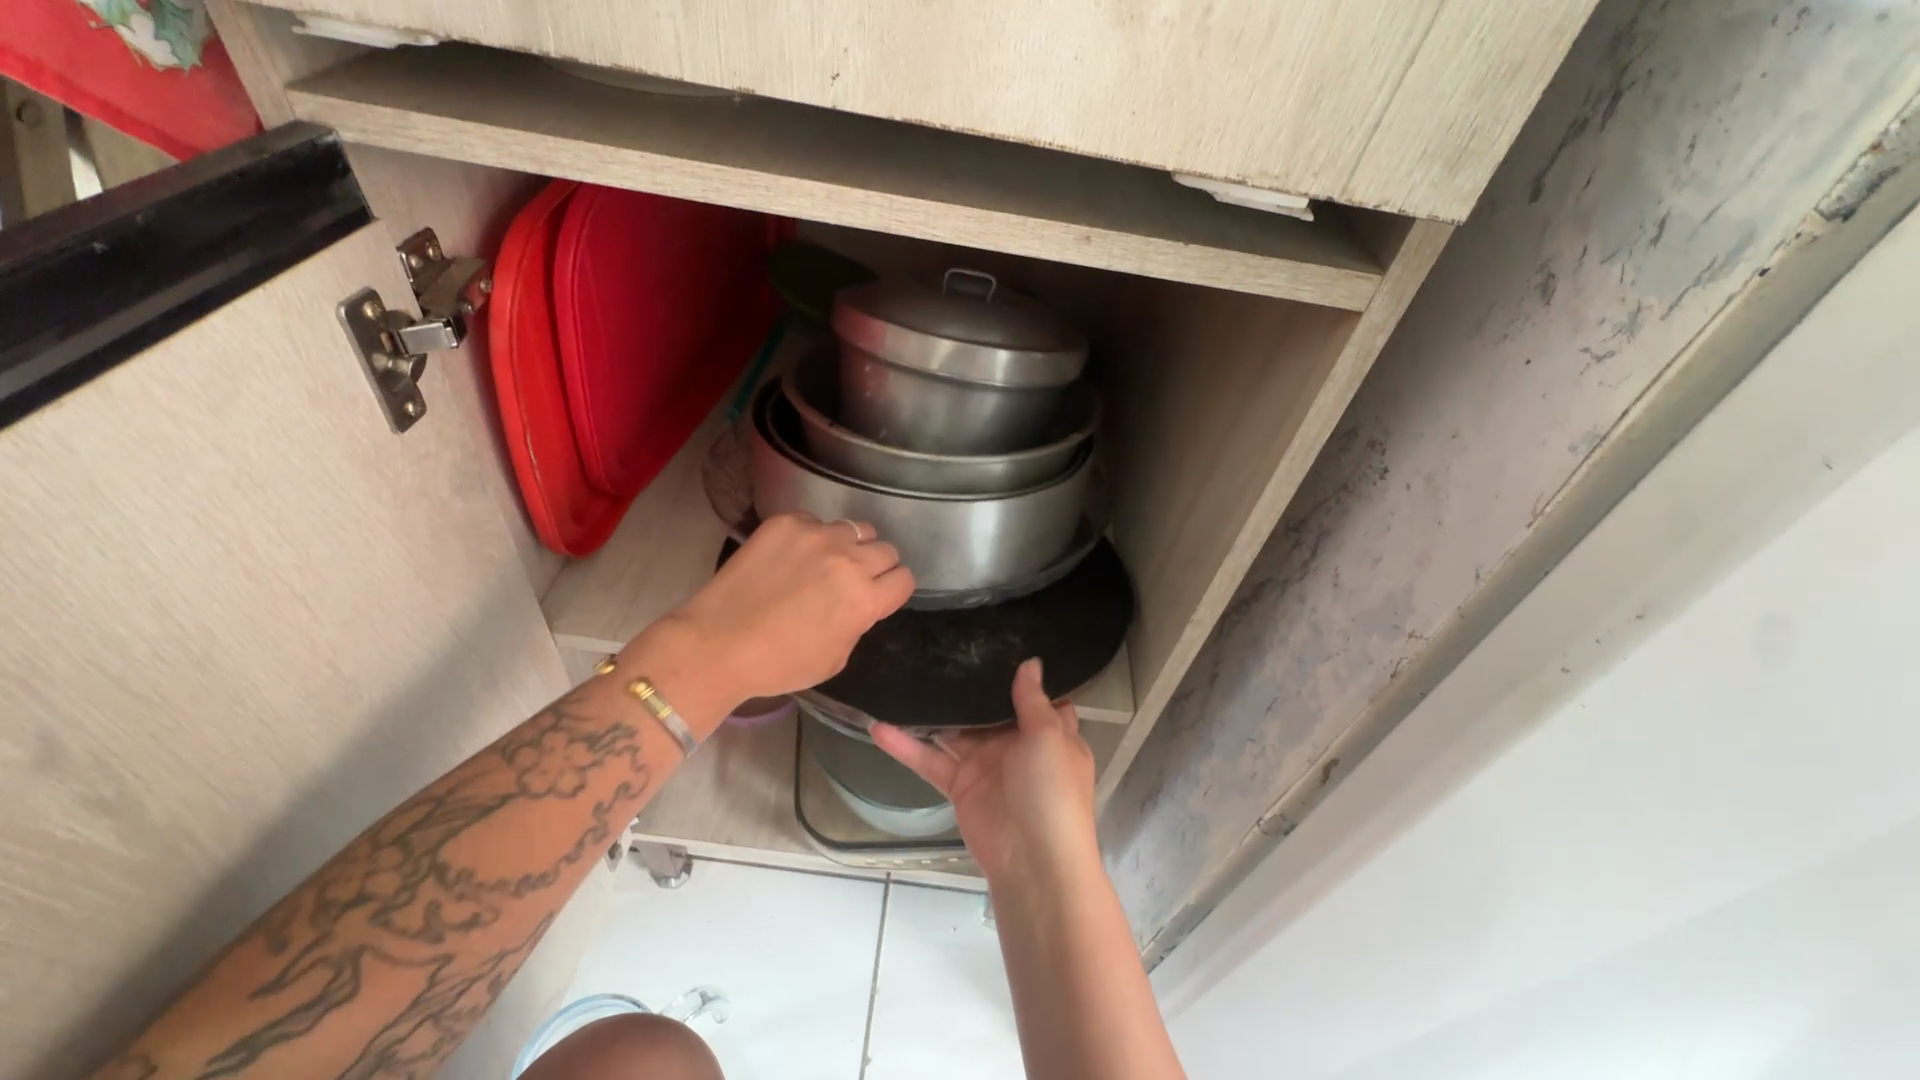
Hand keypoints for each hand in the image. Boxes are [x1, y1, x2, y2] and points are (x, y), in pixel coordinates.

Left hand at [626, 513, 913, 726]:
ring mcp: (816, 536)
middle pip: (885, 550)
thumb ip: (858, 624)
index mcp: (864, 600)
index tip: (879, 595)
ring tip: (823, 562)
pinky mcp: (786, 523)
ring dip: (847, 546)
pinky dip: (811, 537)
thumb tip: (860, 604)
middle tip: (850, 581)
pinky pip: (815, 521)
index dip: (893, 590)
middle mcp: (847, 561)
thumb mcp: (836, 658)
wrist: (717, 644)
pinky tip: (790, 557)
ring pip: (854, 529)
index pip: (905, 579)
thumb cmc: (779, 664)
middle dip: (875, 567)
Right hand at [872, 658, 1097, 882]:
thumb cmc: (1052, 791)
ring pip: (955, 732)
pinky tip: (878, 726)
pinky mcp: (959, 786)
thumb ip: (1033, 700)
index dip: (1023, 675)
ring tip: (904, 675)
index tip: (1001, 642)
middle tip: (941, 647)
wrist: (1034, 860)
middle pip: (991, 710)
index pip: (1039, 699)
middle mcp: (1018, 747)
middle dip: (971, 686)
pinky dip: (905, 746)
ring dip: (933, 712)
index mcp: (1050, 734)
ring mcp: (986, 766)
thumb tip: (1031, 663)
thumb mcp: (1049, 737)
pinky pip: (930, 760)